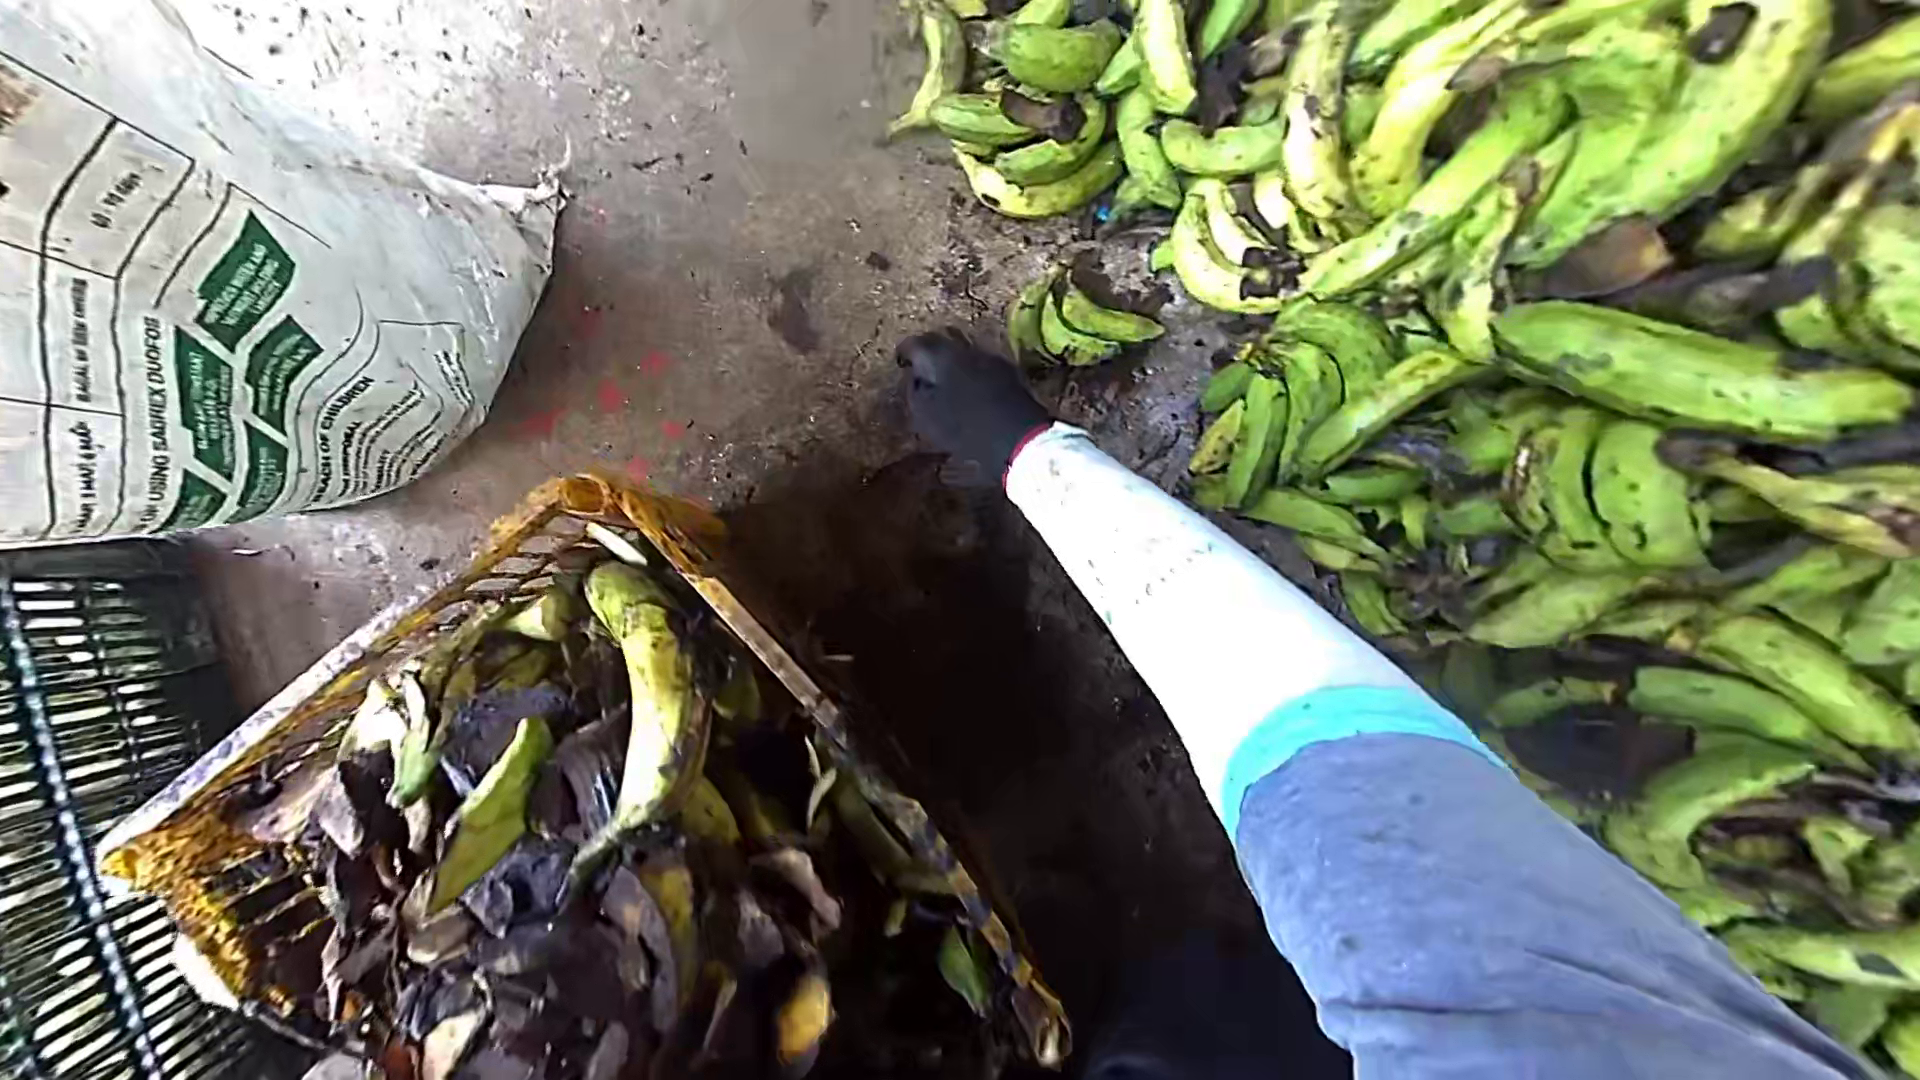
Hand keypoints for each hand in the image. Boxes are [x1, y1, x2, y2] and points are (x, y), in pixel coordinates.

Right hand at [897, 329, 1051, 484]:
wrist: (1019, 439)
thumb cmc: (965, 429)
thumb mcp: (926, 415)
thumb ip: (914, 390)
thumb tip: (914, 376)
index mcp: (942, 356)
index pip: (916, 344)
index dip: (905, 352)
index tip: (900, 363)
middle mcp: (967, 349)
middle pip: (942, 342)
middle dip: (930, 353)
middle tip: (922, 371)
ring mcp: (992, 359)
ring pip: (965, 352)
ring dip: (953, 364)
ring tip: (946, 383)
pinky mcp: (1010, 374)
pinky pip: (982, 366)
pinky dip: (971, 374)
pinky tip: (971, 392)